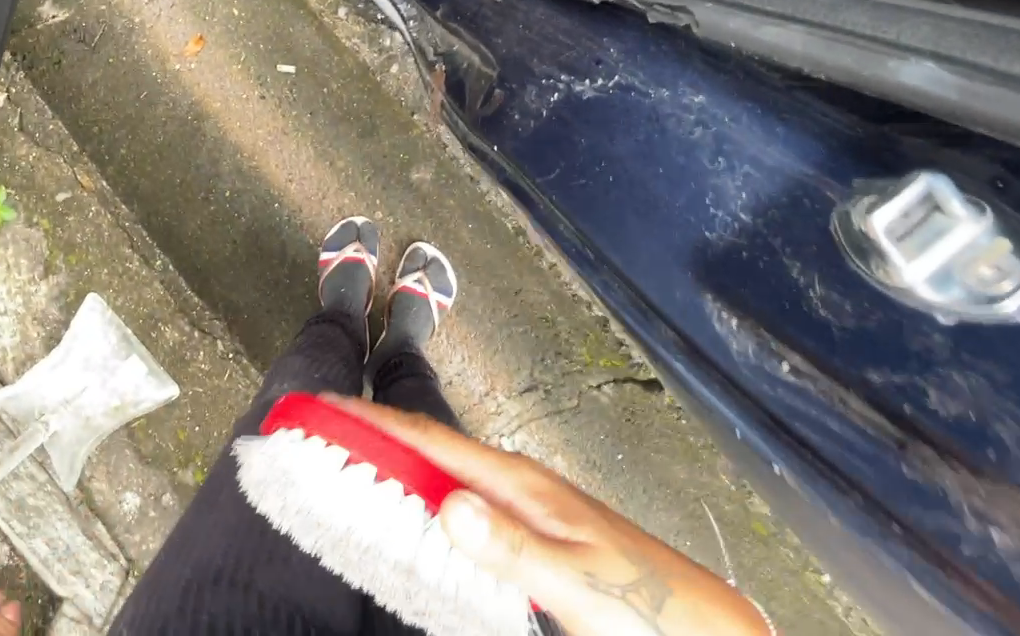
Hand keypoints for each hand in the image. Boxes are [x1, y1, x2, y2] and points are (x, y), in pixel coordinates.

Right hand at [323, 396, 771, 635]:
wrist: (703, 630)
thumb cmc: (645, 607)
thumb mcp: (579, 583)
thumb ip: (512, 547)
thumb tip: (444, 503)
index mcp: (516, 481)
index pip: (430, 440)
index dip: (373, 421)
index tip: (322, 405)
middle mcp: (511, 482)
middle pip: (427, 446)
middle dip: (371, 431)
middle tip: (317, 429)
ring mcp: (517, 504)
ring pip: (439, 472)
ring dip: (392, 461)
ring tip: (345, 459)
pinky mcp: (522, 529)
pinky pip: (455, 501)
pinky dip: (419, 493)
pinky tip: (406, 510)